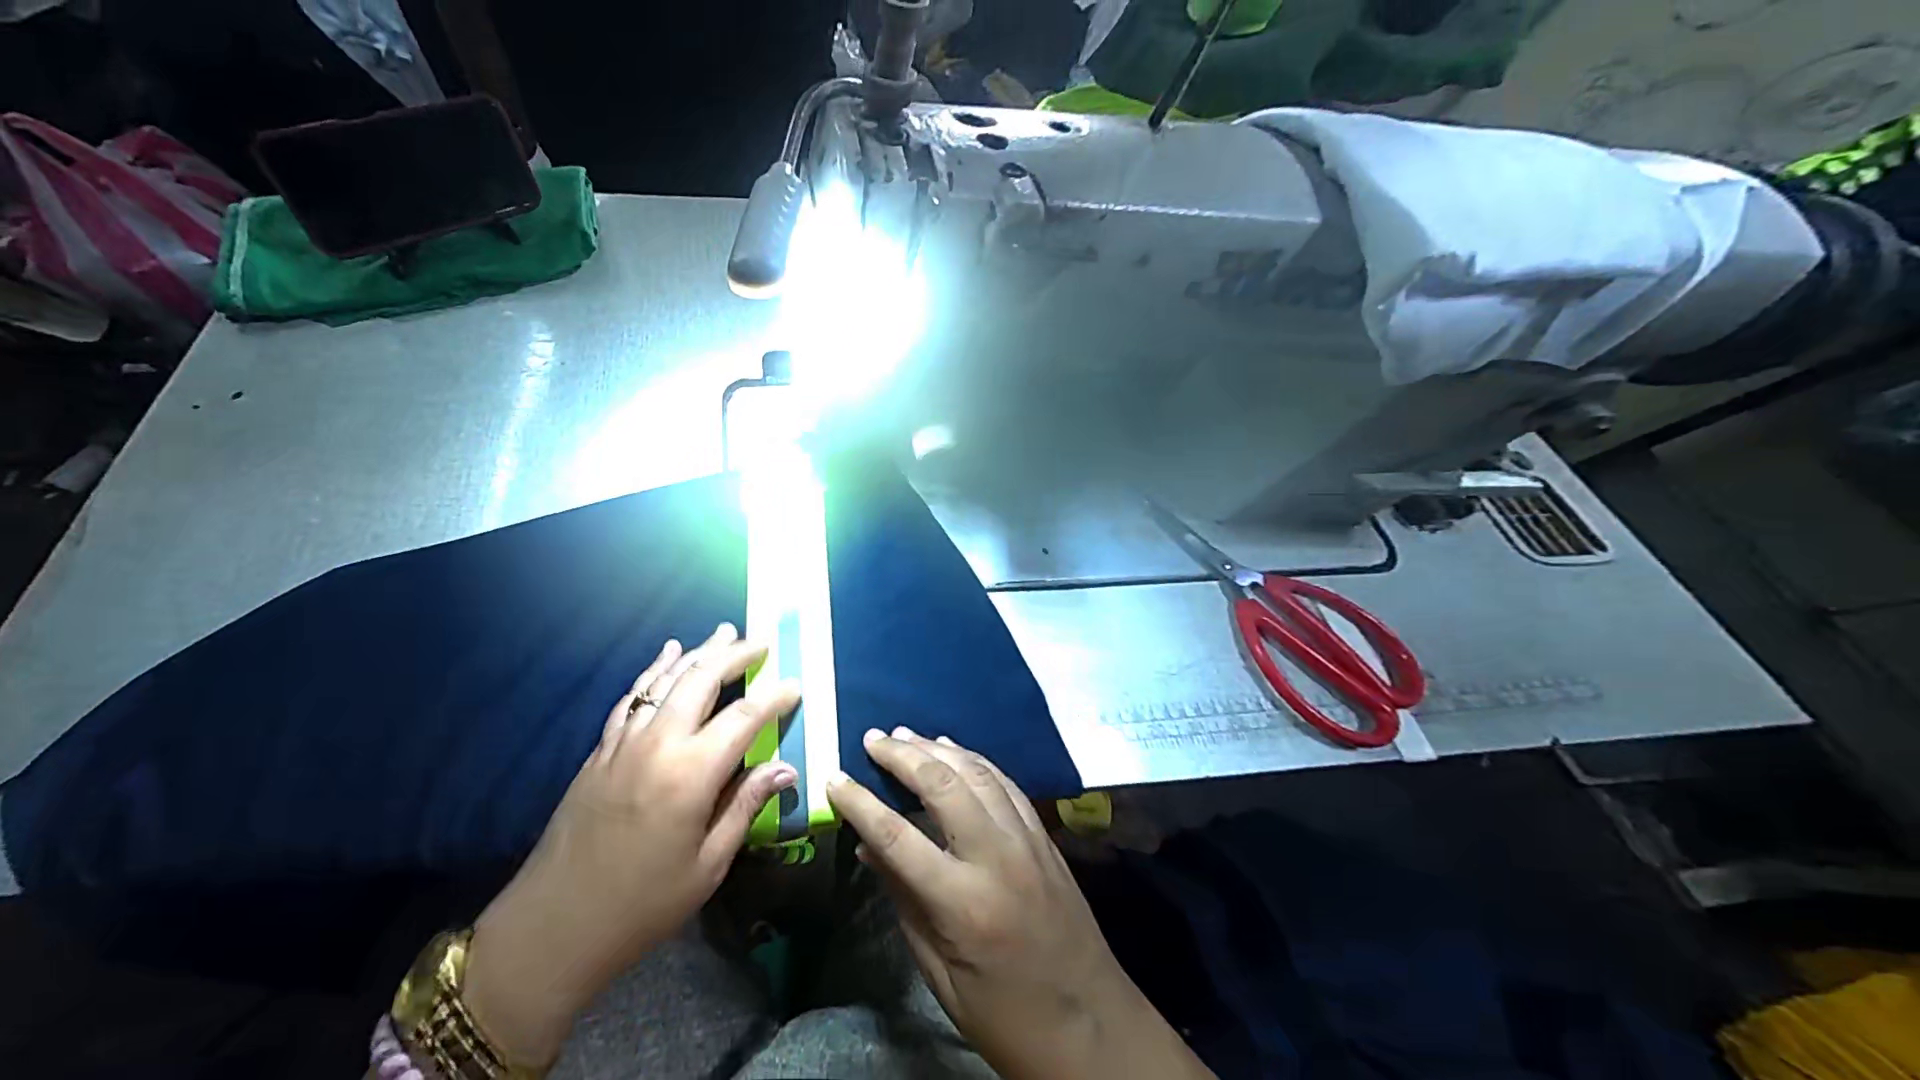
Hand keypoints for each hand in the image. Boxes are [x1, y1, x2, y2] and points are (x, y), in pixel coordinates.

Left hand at [462, 624, 800, 1068]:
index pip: (744, 718)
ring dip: (697, 654)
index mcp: (690, 774)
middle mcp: (657, 745)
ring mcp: (622, 744)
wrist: (551, 929)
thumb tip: (785, 768)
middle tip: (761, 642)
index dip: (774, 697)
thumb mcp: (708, 866)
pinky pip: (632, 699)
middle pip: (701, 681)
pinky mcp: (599, 753)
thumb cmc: (642, 906)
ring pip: (665, 682)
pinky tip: (666, 657)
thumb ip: (745, 806)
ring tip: (722, 634)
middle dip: (735, 656)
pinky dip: (653, 673)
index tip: (796, 686)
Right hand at [827, 729, 1215, 1079]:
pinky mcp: (1045, 837)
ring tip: (907, 735)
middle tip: (873, 738)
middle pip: (943, 785)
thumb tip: (869, 845)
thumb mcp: (938, 973)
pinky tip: (957, 752)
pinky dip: (977, 761)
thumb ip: (903, 900)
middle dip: (904, 755)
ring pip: (978, 774)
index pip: (896, 836)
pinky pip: (1006, 784)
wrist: (1089, 1022)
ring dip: (940, 749)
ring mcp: (1026, 840)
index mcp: (961, 903)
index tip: (834, 777)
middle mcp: (995, 857)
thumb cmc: (1002, 1013)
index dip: (860, 802)